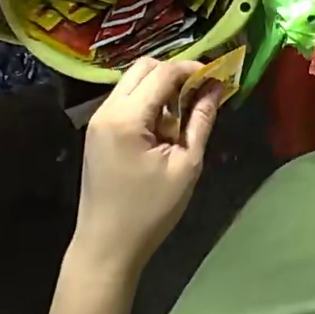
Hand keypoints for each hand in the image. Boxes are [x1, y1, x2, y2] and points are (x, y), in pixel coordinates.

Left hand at [71, 57, 220, 278]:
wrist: (106, 245)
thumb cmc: (150, 211)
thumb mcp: (186, 166)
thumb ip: (201, 121)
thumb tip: (216, 87)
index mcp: (127, 117)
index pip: (162, 73)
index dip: (192, 69)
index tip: (217, 77)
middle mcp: (107, 110)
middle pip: (143, 68)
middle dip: (175, 73)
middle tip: (200, 93)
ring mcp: (98, 119)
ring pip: (132, 82)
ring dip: (160, 87)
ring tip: (184, 114)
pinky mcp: (97, 130)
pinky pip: (125, 100)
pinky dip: (147, 102)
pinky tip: (163, 127)